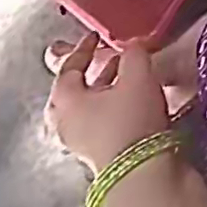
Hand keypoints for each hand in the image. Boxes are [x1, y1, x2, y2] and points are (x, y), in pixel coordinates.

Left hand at [45, 32, 170, 174]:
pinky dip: (105, 107)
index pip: (67, 70)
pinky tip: (126, 102)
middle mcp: (65, 123)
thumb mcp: (138, 74)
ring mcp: (78, 142)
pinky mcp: (95, 154)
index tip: (95, 36)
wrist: (141, 169)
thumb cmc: (132, 117)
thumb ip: (133, 53)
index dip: (81, 50)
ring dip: (98, 90)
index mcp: (66, 101)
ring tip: (120, 76)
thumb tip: (132, 45)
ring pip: (81, 110)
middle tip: (100, 60)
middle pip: (67, 94)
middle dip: (83, 75)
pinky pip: (93, 123)